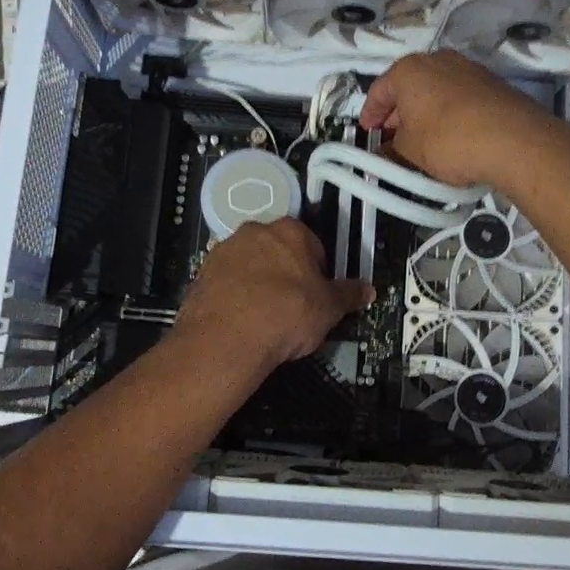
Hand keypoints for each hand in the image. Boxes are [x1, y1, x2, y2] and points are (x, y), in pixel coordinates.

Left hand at [172, 219, 372, 383]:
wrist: (226, 339)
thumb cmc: (287, 314)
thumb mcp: (329, 308)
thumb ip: (349, 295)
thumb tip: (368, 290)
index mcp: (290, 230)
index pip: (314, 245)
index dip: (319, 273)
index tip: (318, 296)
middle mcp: (254, 231)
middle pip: (279, 251)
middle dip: (287, 274)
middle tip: (294, 308)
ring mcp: (223, 251)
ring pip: (250, 266)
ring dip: (259, 284)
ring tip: (266, 319)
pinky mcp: (201, 274)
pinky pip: (227, 283)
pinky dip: (235, 297)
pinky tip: (242, 323)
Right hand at [357, 51, 563, 188]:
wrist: (514, 142)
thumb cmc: (448, 141)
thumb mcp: (409, 152)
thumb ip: (392, 149)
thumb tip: (388, 150)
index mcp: (409, 70)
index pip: (379, 90)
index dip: (370, 114)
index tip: (368, 133)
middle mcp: (438, 60)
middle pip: (409, 87)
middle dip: (398, 113)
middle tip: (392, 138)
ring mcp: (469, 69)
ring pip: (436, 91)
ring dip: (425, 113)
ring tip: (422, 140)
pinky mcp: (493, 85)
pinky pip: (460, 99)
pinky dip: (449, 114)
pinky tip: (451, 137)